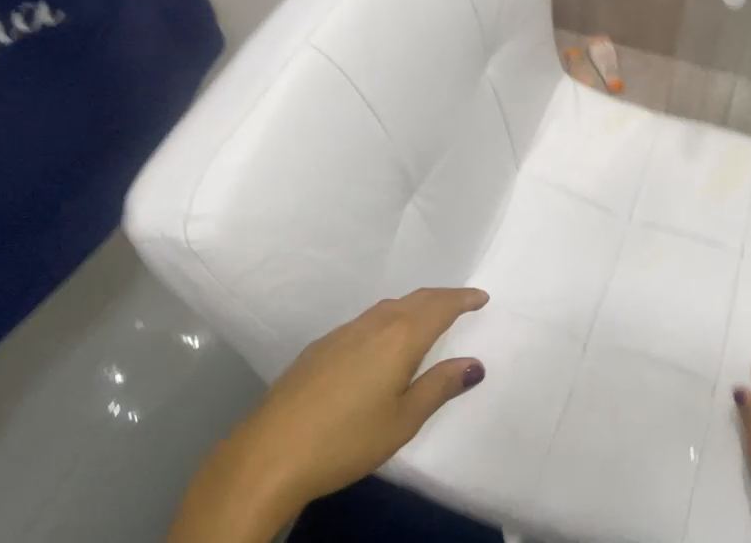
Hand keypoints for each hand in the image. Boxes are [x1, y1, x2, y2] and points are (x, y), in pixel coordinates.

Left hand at [169, 287, 489, 542]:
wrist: (269, 454)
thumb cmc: (347, 440)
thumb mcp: (403, 420)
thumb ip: (440, 387)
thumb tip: (474, 364)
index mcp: (400, 337)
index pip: (440, 306)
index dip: (463, 299)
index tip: (481, 297)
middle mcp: (373, 324)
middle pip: (415, 300)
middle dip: (442, 298)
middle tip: (462, 303)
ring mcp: (342, 333)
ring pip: (387, 308)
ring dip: (413, 307)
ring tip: (427, 319)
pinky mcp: (319, 348)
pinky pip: (365, 321)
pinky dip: (387, 320)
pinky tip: (382, 343)